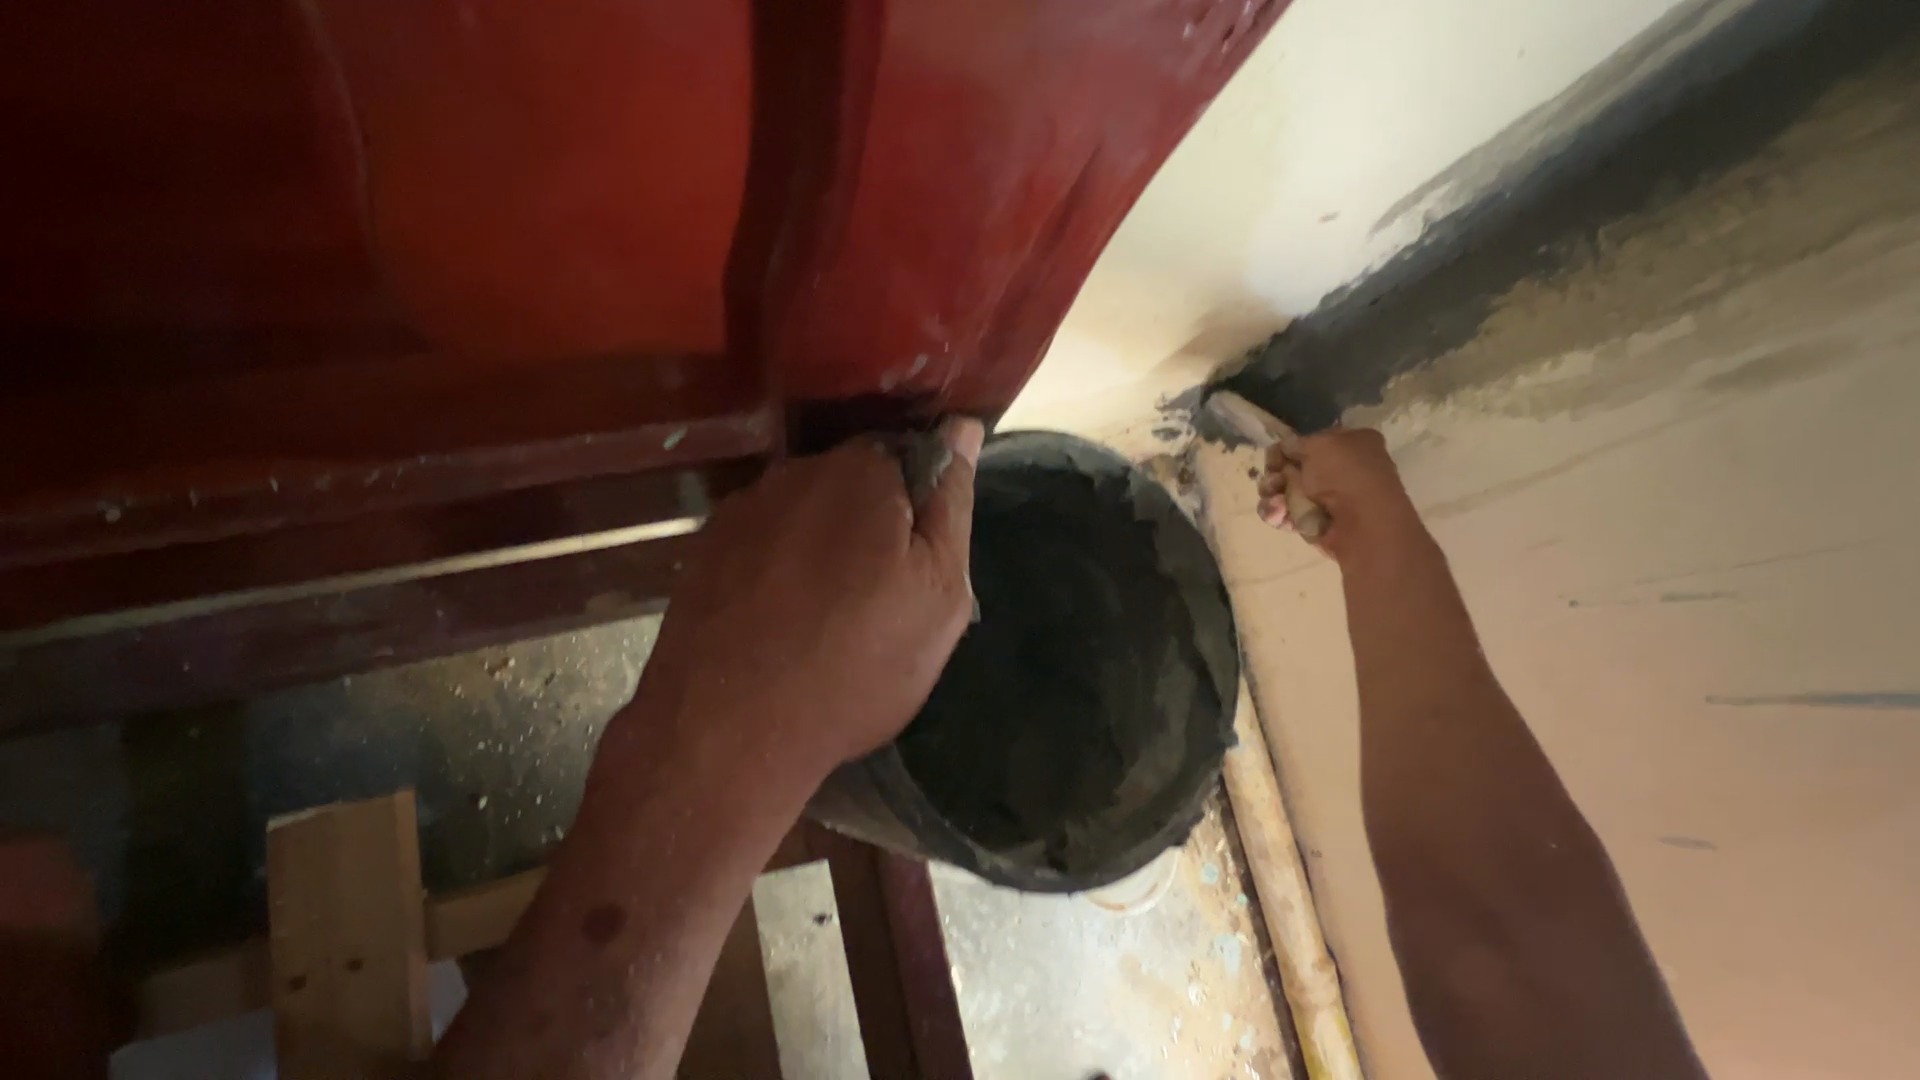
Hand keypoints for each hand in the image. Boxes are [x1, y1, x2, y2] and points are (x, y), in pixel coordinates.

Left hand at [639, 417, 983, 769]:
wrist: (726, 731)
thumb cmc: (855, 665)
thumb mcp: (938, 594)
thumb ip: (952, 504)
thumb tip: (962, 429)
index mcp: (862, 471)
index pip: (911, 459)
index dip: (921, 512)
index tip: (918, 566)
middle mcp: (797, 472)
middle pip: (854, 485)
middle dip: (871, 527)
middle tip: (879, 600)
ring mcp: (743, 508)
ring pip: (806, 513)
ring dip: (822, 547)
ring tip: (823, 617)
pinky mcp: (706, 546)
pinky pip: (763, 541)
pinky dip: (779, 567)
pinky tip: (779, 619)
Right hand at [1256, 428, 1425, 562]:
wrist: (1362, 524)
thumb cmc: (1344, 475)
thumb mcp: (1318, 444)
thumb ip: (1295, 443)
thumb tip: (1284, 449)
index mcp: (1351, 444)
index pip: (1308, 443)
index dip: (1286, 450)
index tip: (1275, 458)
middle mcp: (1341, 470)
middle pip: (1291, 469)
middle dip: (1275, 476)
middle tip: (1274, 483)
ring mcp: (1328, 499)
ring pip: (1285, 493)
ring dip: (1273, 496)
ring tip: (1276, 504)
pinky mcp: (1316, 523)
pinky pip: (1287, 515)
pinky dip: (1278, 515)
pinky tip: (1278, 516)